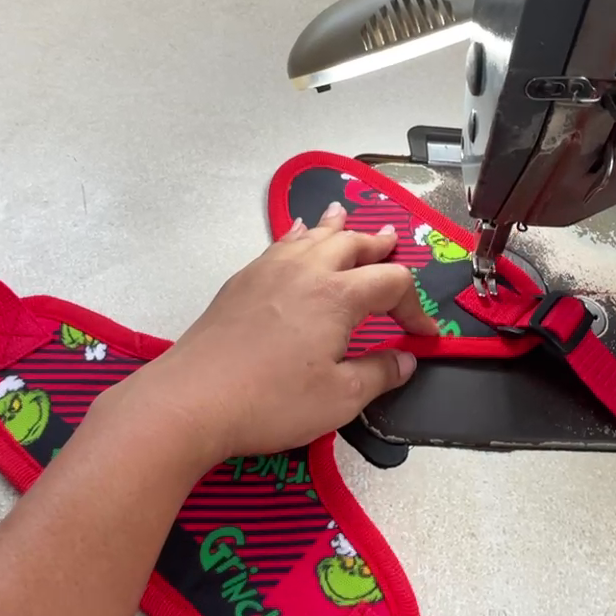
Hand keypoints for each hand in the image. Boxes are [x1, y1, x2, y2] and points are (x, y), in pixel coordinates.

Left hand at [98, 200, 437, 468]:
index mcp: (339, 295)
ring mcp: (270, 270)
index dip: (415, 307)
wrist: (192, 399)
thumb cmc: (273, 401)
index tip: (423, 336)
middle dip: (377, 246)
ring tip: (346, 214)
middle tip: (393, 241)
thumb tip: (406, 360)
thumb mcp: (340, 398)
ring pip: (312, 236)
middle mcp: (307, 270)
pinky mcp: (242, 281)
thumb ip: (379, 374)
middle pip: (353, 244)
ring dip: (336, 227)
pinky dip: (297, 235)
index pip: (393, 283)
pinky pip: (279, 244)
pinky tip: (296, 234)